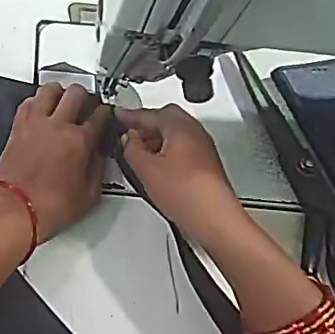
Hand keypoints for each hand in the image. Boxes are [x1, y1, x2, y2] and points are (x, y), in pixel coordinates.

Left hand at [0, 83, 110, 241]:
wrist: (16, 209)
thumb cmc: (47, 206)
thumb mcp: (89, 195)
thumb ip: (97, 169)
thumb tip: (98, 156)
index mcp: (79, 141)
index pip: (99, 115)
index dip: (105, 113)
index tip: (103, 115)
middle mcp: (57, 127)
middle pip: (76, 92)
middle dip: (84, 96)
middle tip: (85, 104)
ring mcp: (35, 124)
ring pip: (49, 89)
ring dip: (59, 93)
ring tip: (62, 101)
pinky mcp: (17, 127)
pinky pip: (28, 102)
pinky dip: (36, 102)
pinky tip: (41, 110)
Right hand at [117, 106, 246, 242]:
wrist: (215, 219)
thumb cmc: (189, 194)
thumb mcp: (145, 169)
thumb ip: (130, 148)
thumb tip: (128, 141)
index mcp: (180, 127)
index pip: (149, 114)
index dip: (129, 116)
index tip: (119, 117)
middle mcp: (196, 133)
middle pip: (166, 118)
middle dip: (146, 125)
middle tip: (130, 134)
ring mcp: (204, 148)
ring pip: (176, 133)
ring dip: (157, 139)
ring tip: (141, 154)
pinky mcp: (206, 164)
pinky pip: (183, 148)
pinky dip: (168, 151)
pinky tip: (158, 168)